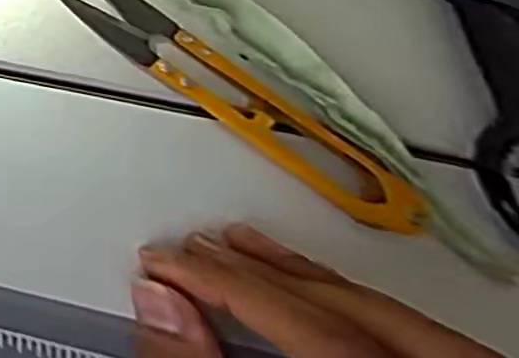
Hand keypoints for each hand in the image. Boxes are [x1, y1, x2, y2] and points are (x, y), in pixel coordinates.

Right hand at [132, 223, 500, 356]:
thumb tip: (156, 299)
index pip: (298, 316)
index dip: (215, 278)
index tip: (161, 260)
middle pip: (346, 308)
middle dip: (250, 268)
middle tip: (185, 244)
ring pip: (388, 312)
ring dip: (296, 272)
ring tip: (235, 243)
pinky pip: (418, 331)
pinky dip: (348, 296)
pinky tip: (306, 277)